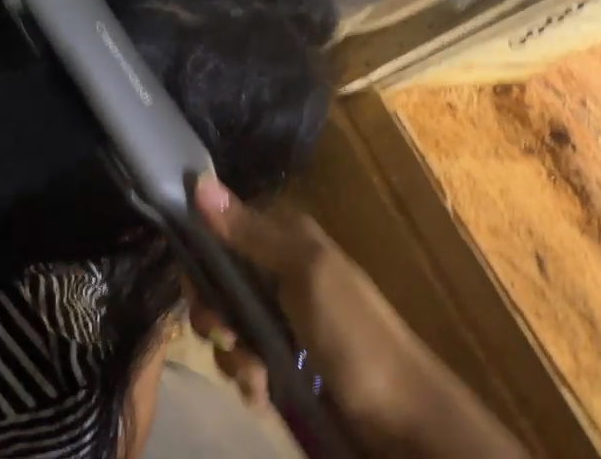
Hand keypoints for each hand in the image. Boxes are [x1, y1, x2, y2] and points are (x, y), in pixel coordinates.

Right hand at [186, 175, 431, 426]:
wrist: (404, 421)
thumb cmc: (355, 335)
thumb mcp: (305, 274)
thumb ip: (250, 232)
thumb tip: (198, 181)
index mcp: (285, 239)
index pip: (218, 227)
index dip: (198, 252)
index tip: (196, 281)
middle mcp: (276, 271)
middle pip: (212, 278)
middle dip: (210, 311)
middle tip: (223, 332)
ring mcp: (277, 317)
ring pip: (222, 320)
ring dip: (229, 350)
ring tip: (254, 373)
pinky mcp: (279, 357)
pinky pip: (240, 357)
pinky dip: (245, 375)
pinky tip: (261, 390)